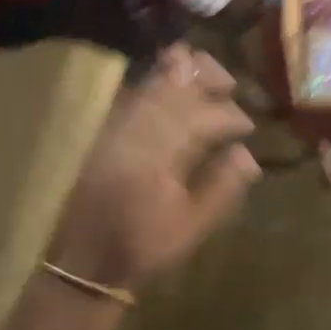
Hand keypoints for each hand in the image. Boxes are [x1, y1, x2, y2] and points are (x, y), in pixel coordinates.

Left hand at [49, 44, 258, 290]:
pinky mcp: (101, 133)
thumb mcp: (192, 227)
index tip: (247, 128)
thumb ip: (221, 187)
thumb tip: (248, 154)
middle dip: (203, 77)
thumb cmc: (142, 246)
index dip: (228, 117)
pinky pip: (128, 95)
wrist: (83, 262)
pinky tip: (164, 82)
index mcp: (159, 157)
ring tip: (199, 67)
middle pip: (171, 89)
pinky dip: (150, 83)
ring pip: (147, 87)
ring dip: (176, 73)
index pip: (201, 120)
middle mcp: (135, 134)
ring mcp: (113, 130)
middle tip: (228, 82)